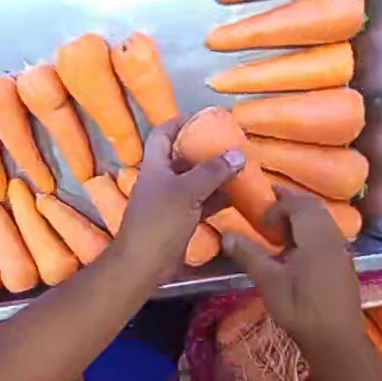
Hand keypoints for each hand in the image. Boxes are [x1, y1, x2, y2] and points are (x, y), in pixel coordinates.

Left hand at [110, 119, 241, 281]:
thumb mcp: (187, 192)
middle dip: (204, 149)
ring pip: (194, 181)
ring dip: (214, 174)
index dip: (179, 122)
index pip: (162, 134)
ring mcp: (170, 201)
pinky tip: (236, 195)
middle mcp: (161, 180)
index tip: (202, 117)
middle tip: (229, 142)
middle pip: (182, 157)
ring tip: (239, 165)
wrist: (143, 263)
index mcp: (154, 166)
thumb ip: (212, 172)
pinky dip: (216, 197)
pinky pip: (201, 202)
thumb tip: (238, 153)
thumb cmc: (159, 222)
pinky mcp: (179, 220)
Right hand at [220, 187, 367, 358]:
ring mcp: (341, 251)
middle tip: (267, 212)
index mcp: (316, 238)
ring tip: (278, 230)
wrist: (336, 340)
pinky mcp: (343, 263)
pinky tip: (295, 251)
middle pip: (313, 208)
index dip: (277, 206)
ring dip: (300, 218)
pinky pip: (326, 234)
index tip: (260, 222)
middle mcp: (333, 238)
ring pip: (322, 220)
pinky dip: (309, 231)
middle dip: (290, 204)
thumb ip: (248, 255)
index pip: (299, 205)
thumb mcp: (269, 282)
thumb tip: (225, 235)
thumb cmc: (300, 310)